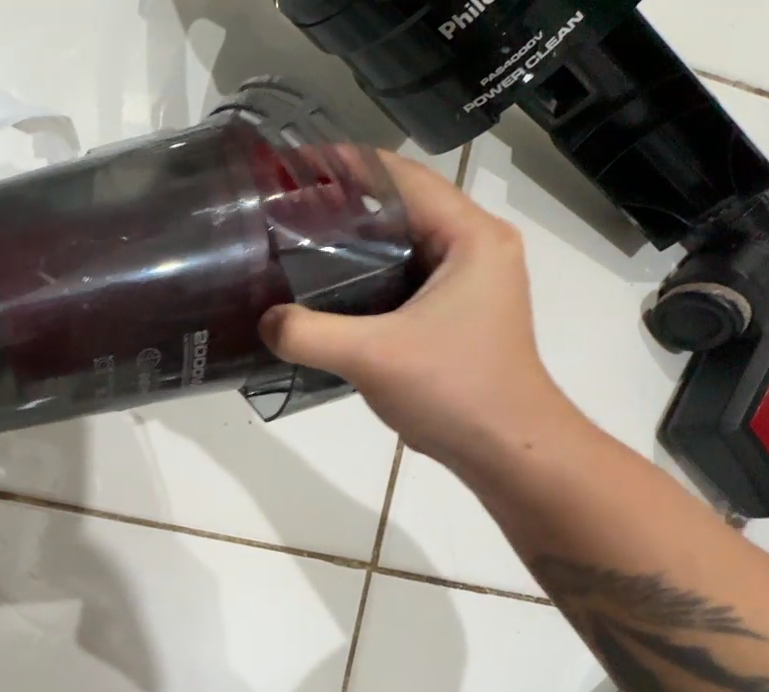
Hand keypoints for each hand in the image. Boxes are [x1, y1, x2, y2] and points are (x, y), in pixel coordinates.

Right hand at [258, 152, 582, 468]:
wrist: (505, 448)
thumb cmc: (455, 389)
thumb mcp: (372, 356)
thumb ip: (308, 334)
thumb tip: (263, 321)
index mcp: (470, 238)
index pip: (402, 178)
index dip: (346, 165)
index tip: (292, 166)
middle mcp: (472, 250)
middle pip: (398, 209)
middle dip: (340, 206)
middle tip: (281, 213)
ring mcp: (463, 285)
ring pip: (396, 248)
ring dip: (347, 247)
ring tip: (290, 250)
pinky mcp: (448, 317)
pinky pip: (395, 283)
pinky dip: (358, 283)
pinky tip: (318, 298)